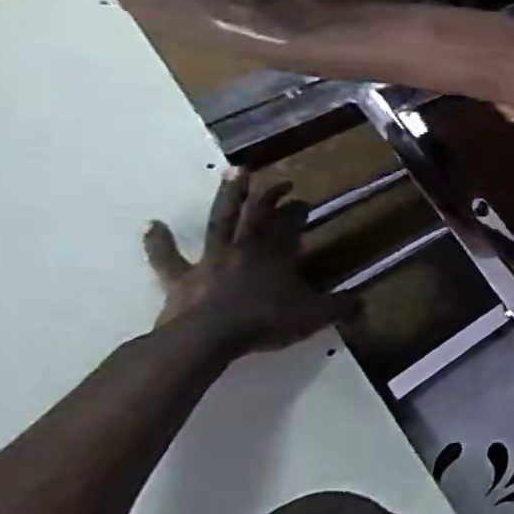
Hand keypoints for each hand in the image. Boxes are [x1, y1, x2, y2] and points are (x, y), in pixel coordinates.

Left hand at [141, 171, 354, 354]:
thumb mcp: (315, 316)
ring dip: (227, 196)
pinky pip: (167, 257)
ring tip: (231, 173)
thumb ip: (340, 307)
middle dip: (270, 195)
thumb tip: (362, 304)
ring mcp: (211, 260)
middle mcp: (245, 248)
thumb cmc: (265, 321)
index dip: (299, 211)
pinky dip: (158, 241)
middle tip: (279, 181)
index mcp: (278, 254)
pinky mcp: (180, 278)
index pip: (291, 224)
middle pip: (258, 214)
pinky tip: (151, 225)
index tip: (305, 202)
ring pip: (220, 221)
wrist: (205, 339)